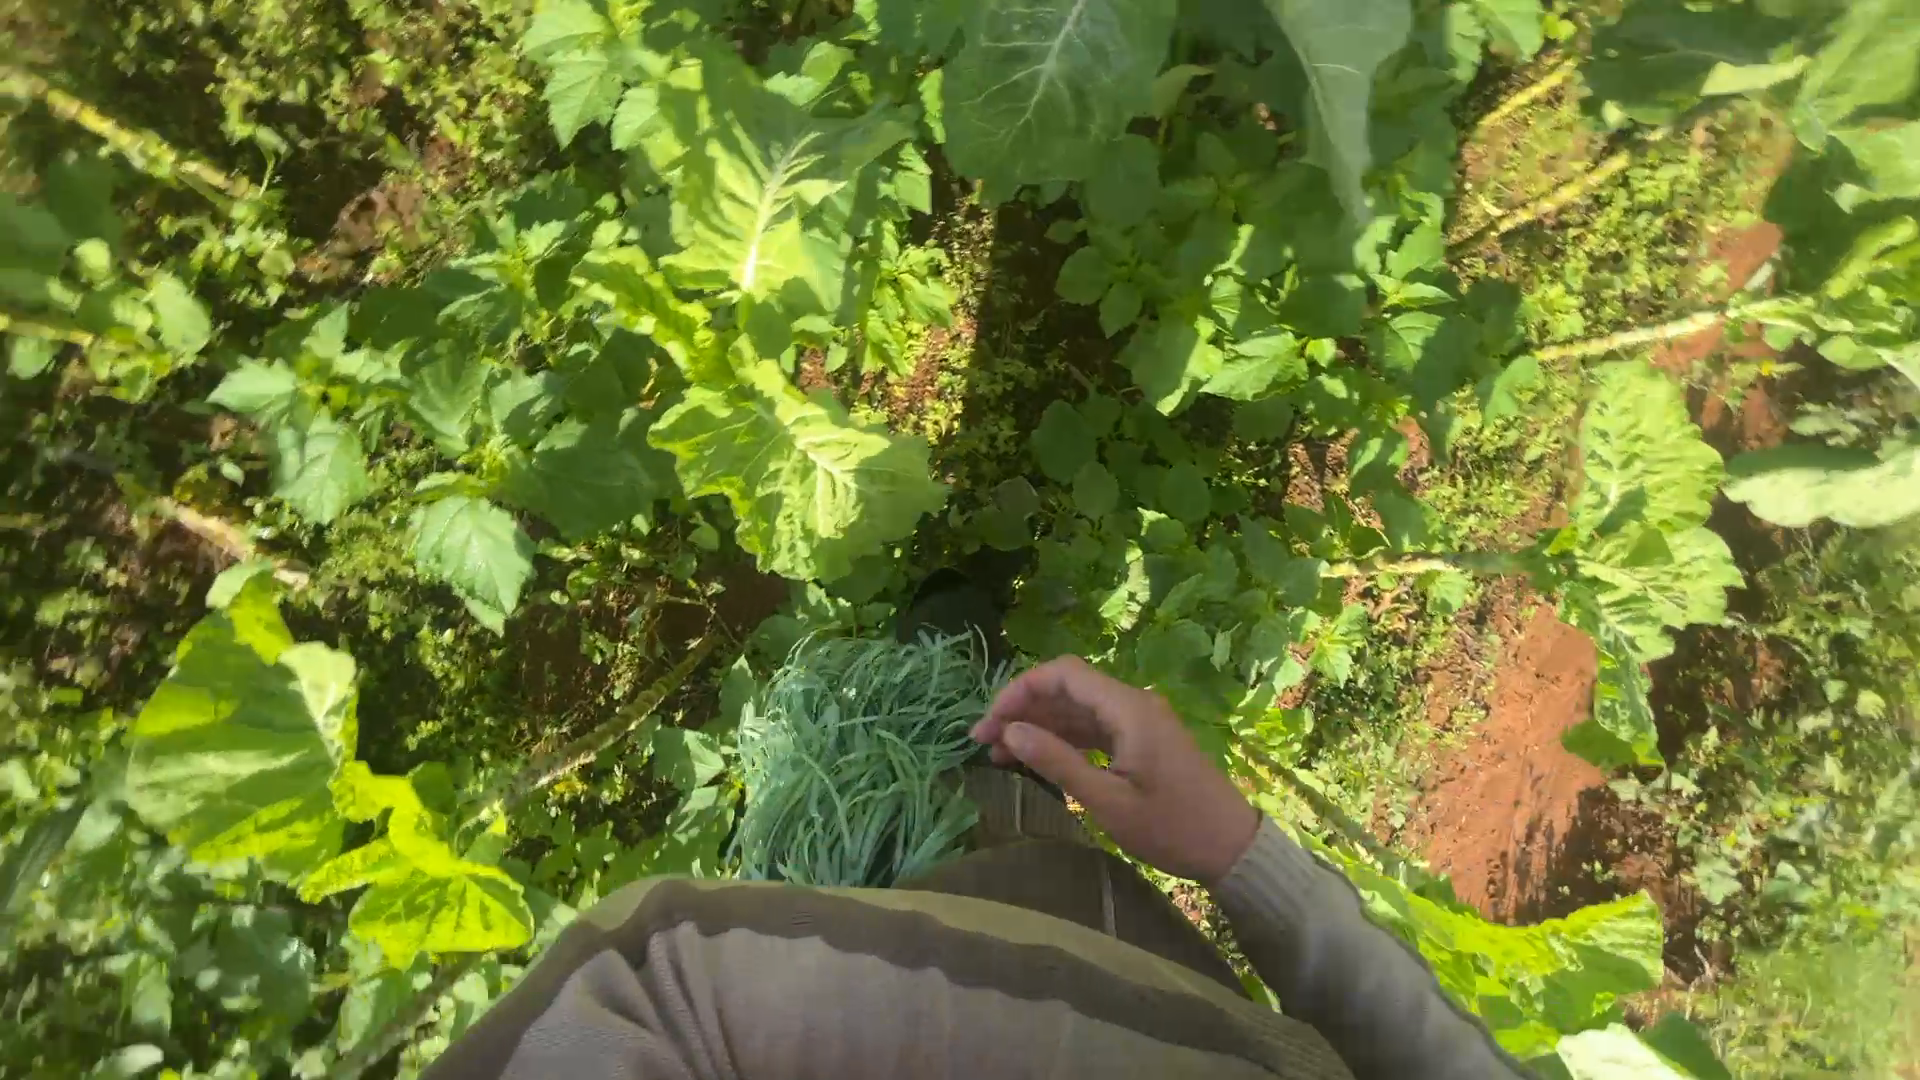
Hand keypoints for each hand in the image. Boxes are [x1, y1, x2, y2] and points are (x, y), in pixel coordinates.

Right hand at [970, 656, 1260, 883]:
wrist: (1233, 849)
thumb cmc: (1173, 827)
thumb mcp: (1108, 801)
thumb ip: (1058, 761)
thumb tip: (1009, 731)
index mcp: (1128, 708)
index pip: (1063, 674)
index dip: (1021, 689)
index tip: (991, 721)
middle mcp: (1131, 703)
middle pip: (1066, 689)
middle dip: (1022, 709)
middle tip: (983, 741)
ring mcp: (1136, 721)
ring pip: (1076, 709)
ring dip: (1038, 725)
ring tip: (999, 753)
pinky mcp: (1139, 740)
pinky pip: (1092, 728)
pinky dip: (1062, 739)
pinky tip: (1035, 757)